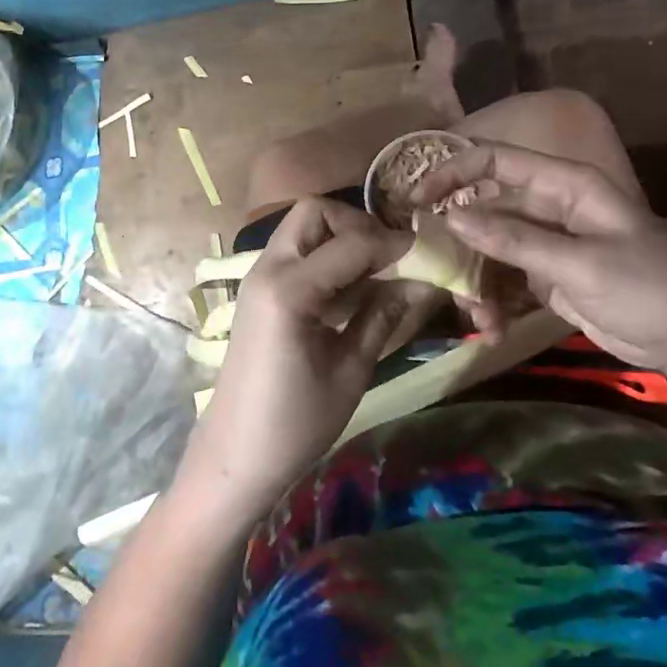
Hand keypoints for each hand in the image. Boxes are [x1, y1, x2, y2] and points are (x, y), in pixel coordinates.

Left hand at [176, 198, 410, 522]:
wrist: (236, 453)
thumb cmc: (296, 423)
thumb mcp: (350, 371)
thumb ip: (383, 316)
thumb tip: (424, 282)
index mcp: (290, 289)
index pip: (353, 242)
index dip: (396, 244)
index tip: (430, 257)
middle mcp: (268, 270)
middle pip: (314, 213)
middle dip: (357, 226)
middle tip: (390, 261)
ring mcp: (258, 279)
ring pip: (302, 230)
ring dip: (340, 240)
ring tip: (377, 277)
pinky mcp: (258, 293)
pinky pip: (294, 256)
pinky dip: (324, 259)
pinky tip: (351, 294)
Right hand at [413, 142, 666, 417]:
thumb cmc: (653, 288)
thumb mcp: (580, 264)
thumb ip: (514, 239)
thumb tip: (450, 216)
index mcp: (564, 186)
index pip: (495, 161)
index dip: (452, 172)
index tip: (415, 200)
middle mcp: (548, 208)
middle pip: (481, 211)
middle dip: (457, 245)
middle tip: (434, 272)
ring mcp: (544, 244)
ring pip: (485, 252)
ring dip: (474, 284)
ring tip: (478, 318)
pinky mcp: (543, 277)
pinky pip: (500, 281)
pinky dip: (492, 304)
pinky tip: (492, 329)